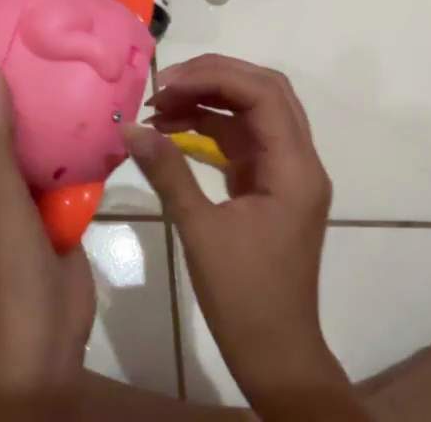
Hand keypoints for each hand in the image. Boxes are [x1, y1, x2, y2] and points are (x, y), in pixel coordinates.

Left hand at [0, 56, 96, 400]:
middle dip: (7, 89)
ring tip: (61, 61)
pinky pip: (65, 168)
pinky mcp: (60, 207)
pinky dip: (75, 144)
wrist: (45, 335)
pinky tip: (96, 111)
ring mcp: (28, 193)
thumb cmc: (8, 260)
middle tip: (27, 37)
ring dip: (44, 114)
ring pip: (33, 145)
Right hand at [122, 54, 363, 418]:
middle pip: (263, 92)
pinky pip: (242, 139)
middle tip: (164, 86)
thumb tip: (130, 128)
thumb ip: (168, 172)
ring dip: (209, 101)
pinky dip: (209, 127)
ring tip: (159, 107)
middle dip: (213, 78)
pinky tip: (172, 129)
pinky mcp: (268, 186)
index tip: (166, 85)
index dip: (214, 77)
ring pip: (252, 113)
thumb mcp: (200, 230)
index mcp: (295, 169)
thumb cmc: (243, 296)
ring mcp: (286, 174)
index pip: (263, 94)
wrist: (275, 352)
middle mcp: (299, 162)